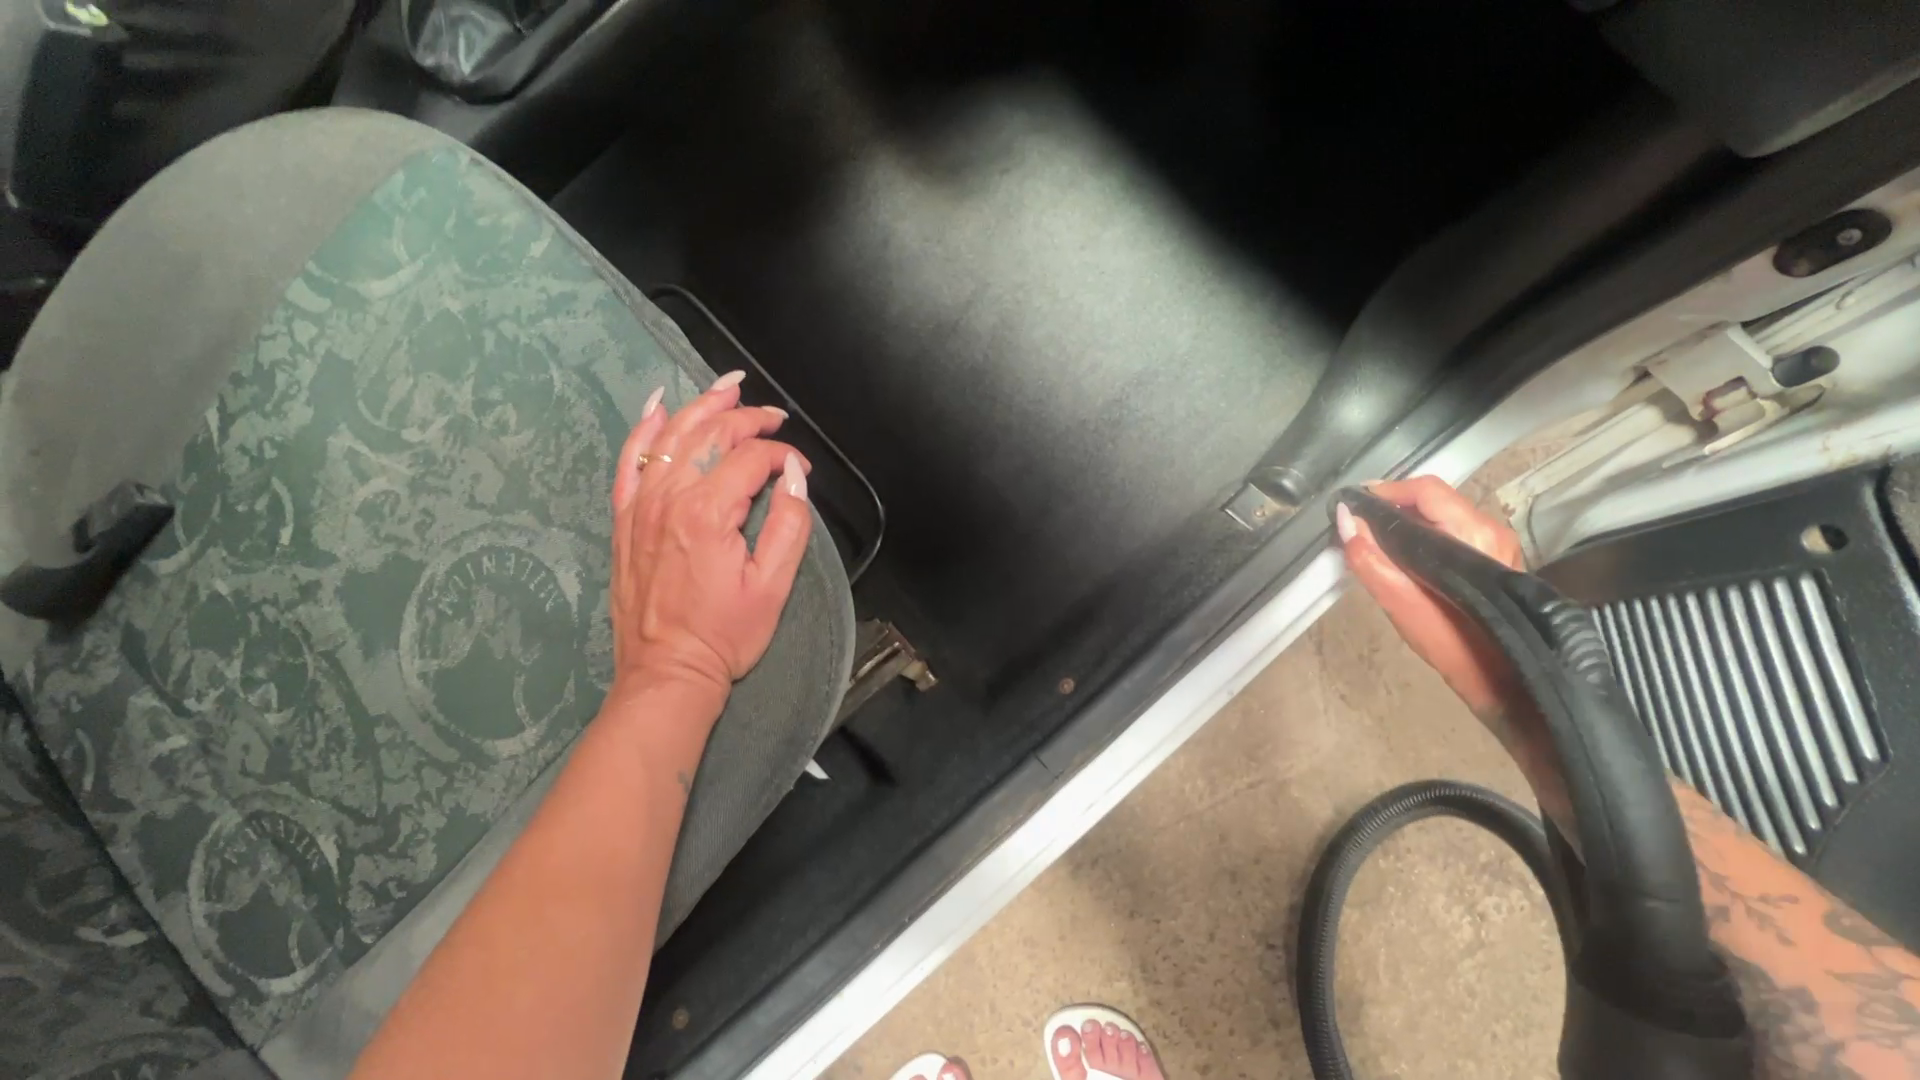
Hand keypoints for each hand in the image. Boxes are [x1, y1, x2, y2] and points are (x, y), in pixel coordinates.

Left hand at [607, 371, 812, 701]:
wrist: (666, 672)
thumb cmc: (725, 634)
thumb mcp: (774, 586)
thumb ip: (789, 524)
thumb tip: (794, 477)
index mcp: (708, 513)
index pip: (751, 459)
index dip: (782, 455)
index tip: (799, 468)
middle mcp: (669, 498)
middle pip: (708, 436)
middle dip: (746, 418)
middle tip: (772, 414)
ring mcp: (640, 506)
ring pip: (670, 437)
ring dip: (700, 406)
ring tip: (727, 388)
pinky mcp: (624, 519)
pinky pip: (630, 461)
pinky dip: (643, 429)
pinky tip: (658, 405)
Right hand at [1335, 476, 1524, 716]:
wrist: (1507, 685)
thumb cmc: (1455, 647)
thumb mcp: (1403, 606)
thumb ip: (1372, 560)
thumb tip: (1347, 520)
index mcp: (1474, 536)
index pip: (1426, 490)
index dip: (1385, 492)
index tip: (1353, 505)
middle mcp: (1492, 531)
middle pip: (1435, 499)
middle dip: (1393, 507)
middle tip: (1358, 524)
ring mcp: (1499, 545)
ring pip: (1443, 515)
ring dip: (1407, 522)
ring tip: (1374, 540)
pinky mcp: (1497, 560)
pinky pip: (1453, 533)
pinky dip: (1424, 536)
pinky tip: (1402, 557)